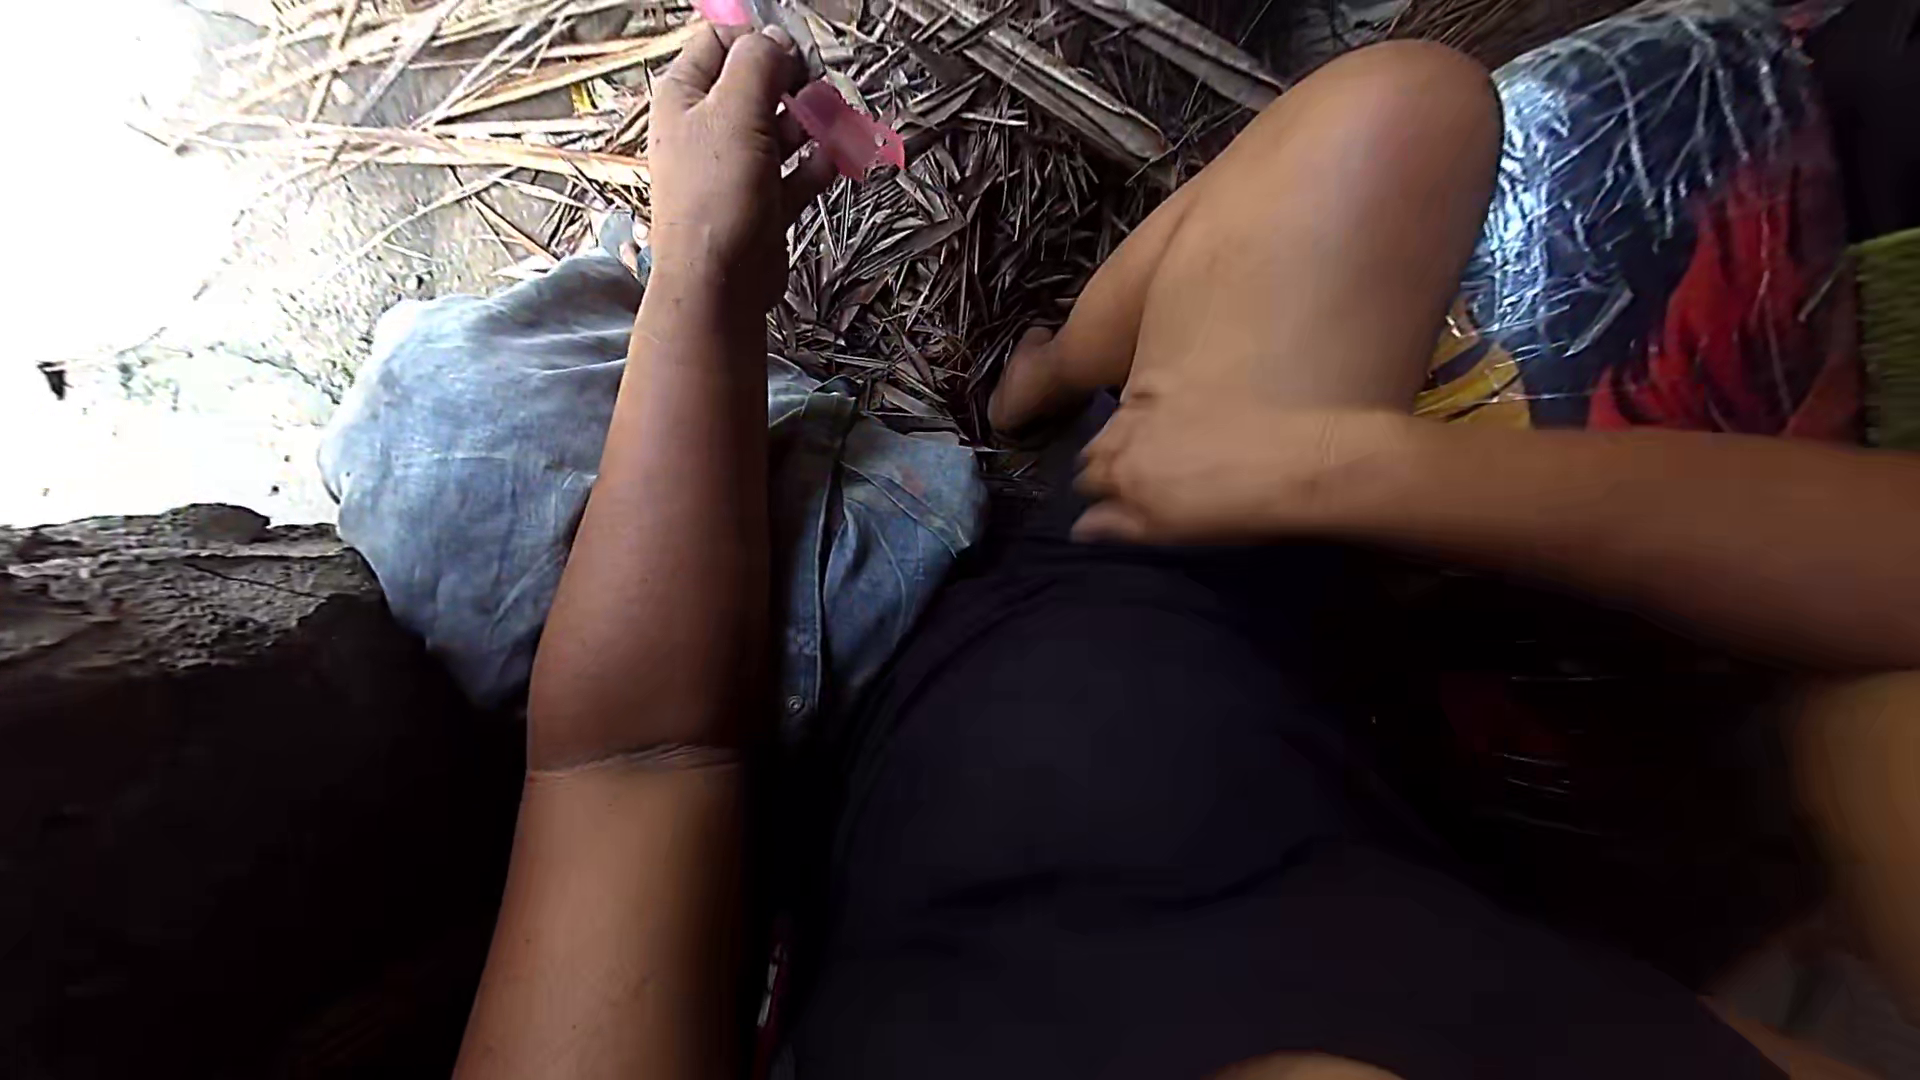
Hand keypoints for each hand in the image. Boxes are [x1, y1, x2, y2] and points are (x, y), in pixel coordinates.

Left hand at [648, 23, 836, 309]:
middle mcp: (711, 132)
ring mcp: (740, 171)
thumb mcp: (735, 112)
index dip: (759, 40)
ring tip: (837, 124)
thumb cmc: (717, 197)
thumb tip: (778, 39)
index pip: (720, 44)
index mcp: (687, 97)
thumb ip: (759, 65)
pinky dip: (815, 166)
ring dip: (811, 126)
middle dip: (793, 84)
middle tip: (821, 90)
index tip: (795, 50)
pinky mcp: (765, 206)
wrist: (721, 281)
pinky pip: (795, 176)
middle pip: (757, 89)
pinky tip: (835, 159)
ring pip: (781, 134)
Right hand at [1072, 391, 1417, 543]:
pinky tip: (1148, 408)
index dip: (1093, 491)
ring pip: (1115, 420)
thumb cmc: (1229, 512)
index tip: (1105, 499)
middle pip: (1095, 448)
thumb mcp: (1167, 531)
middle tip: (1121, 475)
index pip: (1087, 481)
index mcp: (1122, 474)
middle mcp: (1129, 435)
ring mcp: (1155, 407)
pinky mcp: (1182, 386)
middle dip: (1100, 462)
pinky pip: (1144, 388)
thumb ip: (1117, 525)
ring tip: (1133, 446)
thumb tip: (1079, 526)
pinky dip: (1139, 399)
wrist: (1294, 464)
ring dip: (1116, 434)